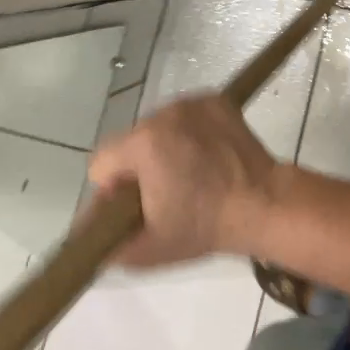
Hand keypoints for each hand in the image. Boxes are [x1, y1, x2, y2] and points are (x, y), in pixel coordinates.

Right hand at [84, 95, 278, 267]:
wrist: (261, 203)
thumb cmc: (203, 224)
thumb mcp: (147, 249)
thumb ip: (107, 245)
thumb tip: (88, 237)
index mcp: (143, 144)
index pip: (102, 163)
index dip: (112, 190)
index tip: (134, 206)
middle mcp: (165, 113)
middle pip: (130, 142)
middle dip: (138, 167)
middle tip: (163, 192)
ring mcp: (193, 103)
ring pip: (158, 127)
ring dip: (163, 147)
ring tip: (187, 173)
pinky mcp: (216, 100)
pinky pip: (185, 115)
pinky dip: (188, 131)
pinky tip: (203, 154)